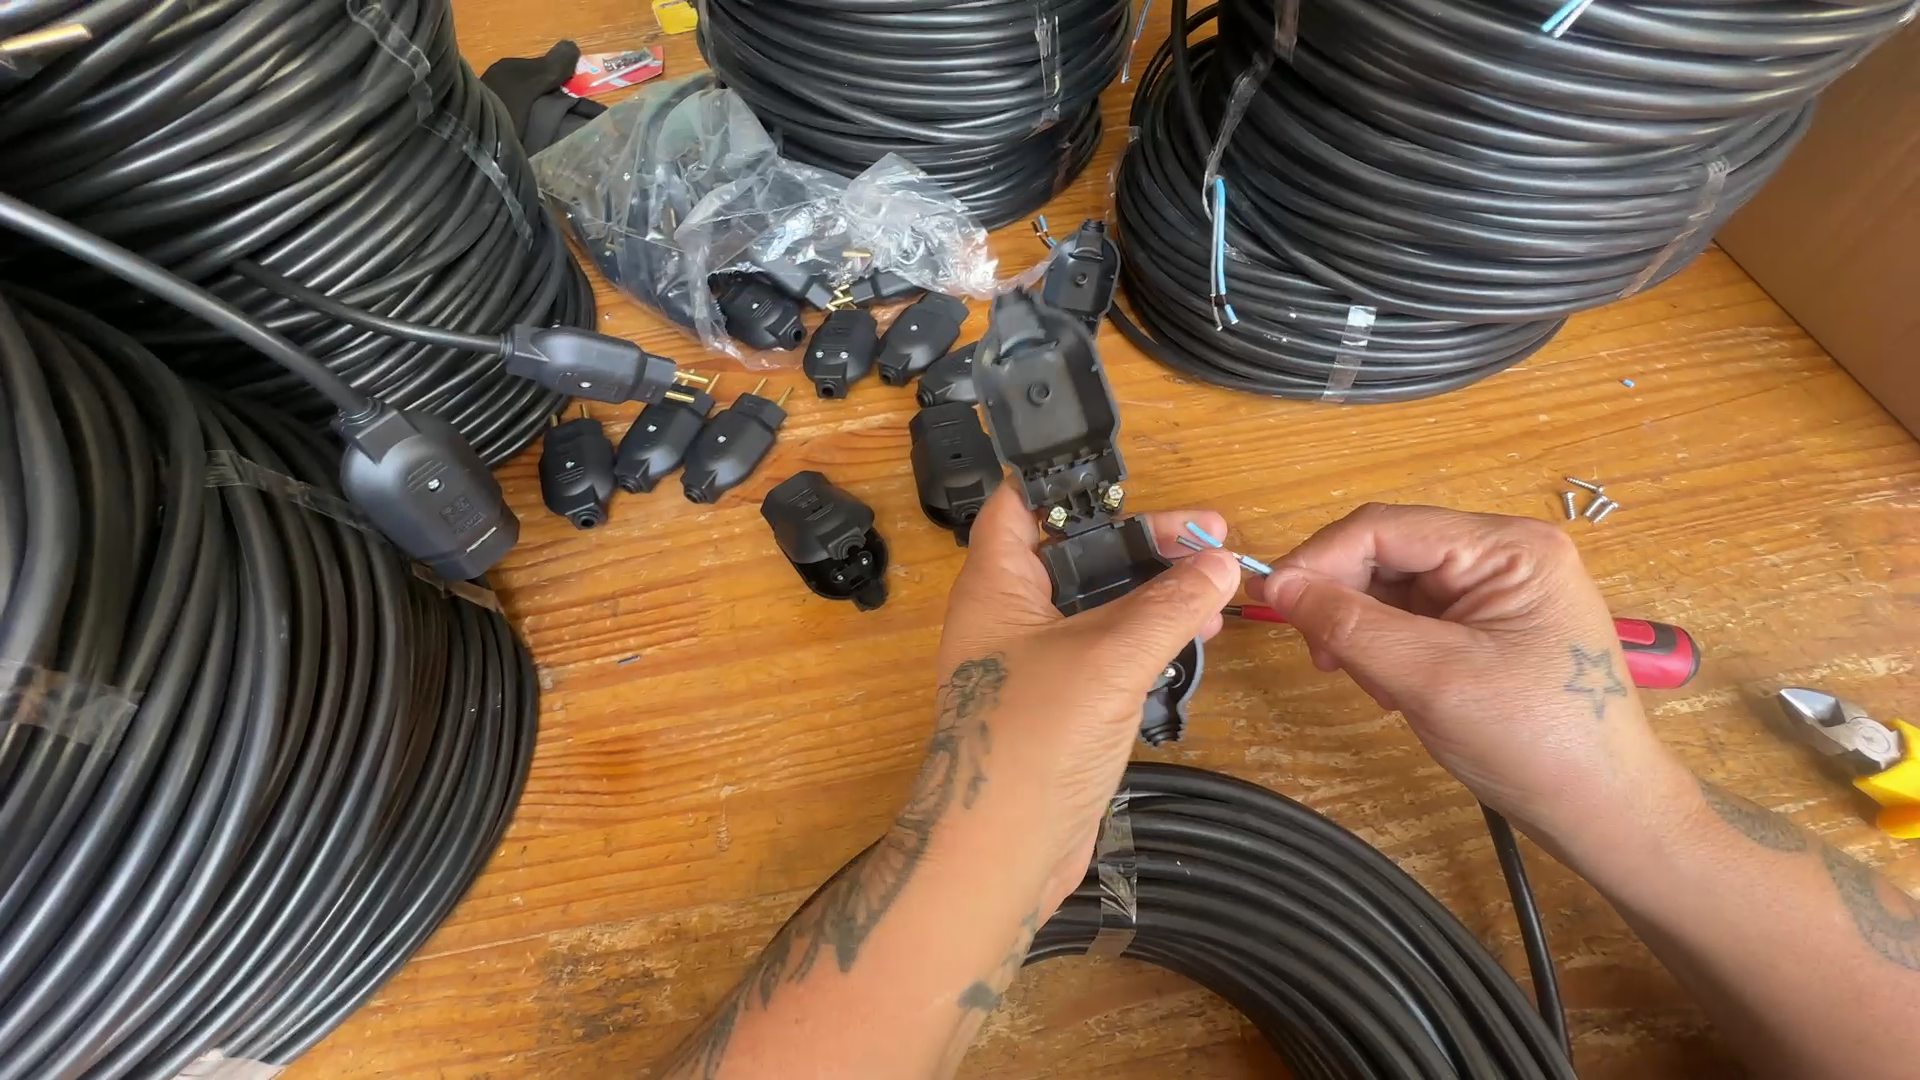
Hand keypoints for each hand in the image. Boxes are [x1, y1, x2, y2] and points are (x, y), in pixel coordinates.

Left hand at [912, 484, 1241, 910]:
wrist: (1004, 849)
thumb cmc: (1037, 735)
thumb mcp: (1106, 659)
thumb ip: (1165, 607)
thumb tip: (1219, 563)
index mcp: (996, 584)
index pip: (1020, 506)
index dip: (1066, 483)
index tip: (1131, 477)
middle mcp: (1010, 612)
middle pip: (1076, 551)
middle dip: (1140, 540)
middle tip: (1210, 533)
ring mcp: (1035, 657)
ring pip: (1098, 602)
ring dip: (1153, 590)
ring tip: (1217, 582)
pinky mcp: (1061, 697)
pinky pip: (1107, 648)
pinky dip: (1147, 636)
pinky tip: (1198, 634)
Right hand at [1253, 504, 1693, 862]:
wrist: (1603, 813)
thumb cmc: (1533, 741)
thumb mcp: (1429, 677)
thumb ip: (1347, 623)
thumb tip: (1274, 583)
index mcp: (1507, 548)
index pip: (1382, 528)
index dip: (1318, 558)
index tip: (1271, 598)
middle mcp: (1498, 553)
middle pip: (1381, 552)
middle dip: (1339, 599)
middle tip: (1320, 655)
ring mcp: (1488, 586)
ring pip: (1383, 584)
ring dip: (1355, 628)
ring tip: (1363, 680)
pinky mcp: (1476, 618)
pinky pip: (1400, 613)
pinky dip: (1376, 644)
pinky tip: (1385, 682)